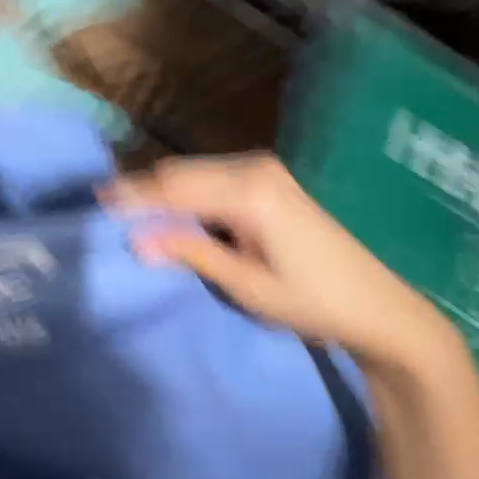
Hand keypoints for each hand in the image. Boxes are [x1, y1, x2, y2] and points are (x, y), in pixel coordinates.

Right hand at [118, 154, 452, 366]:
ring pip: (194, 173)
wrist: (381, 310)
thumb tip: (135, 241)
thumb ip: (190, 254)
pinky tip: (174, 216)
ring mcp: (265, 171)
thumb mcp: (247, 285)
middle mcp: (255, 169)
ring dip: (165, 193)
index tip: (96, 205)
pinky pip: (212, 179)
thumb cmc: (314, 303)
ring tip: (133, 218)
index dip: (133, 196)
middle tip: (108, 214)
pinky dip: (188, 194)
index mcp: (250, 192)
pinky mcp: (270, 181)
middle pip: (180, 172)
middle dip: (144, 192)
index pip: (174, 187)